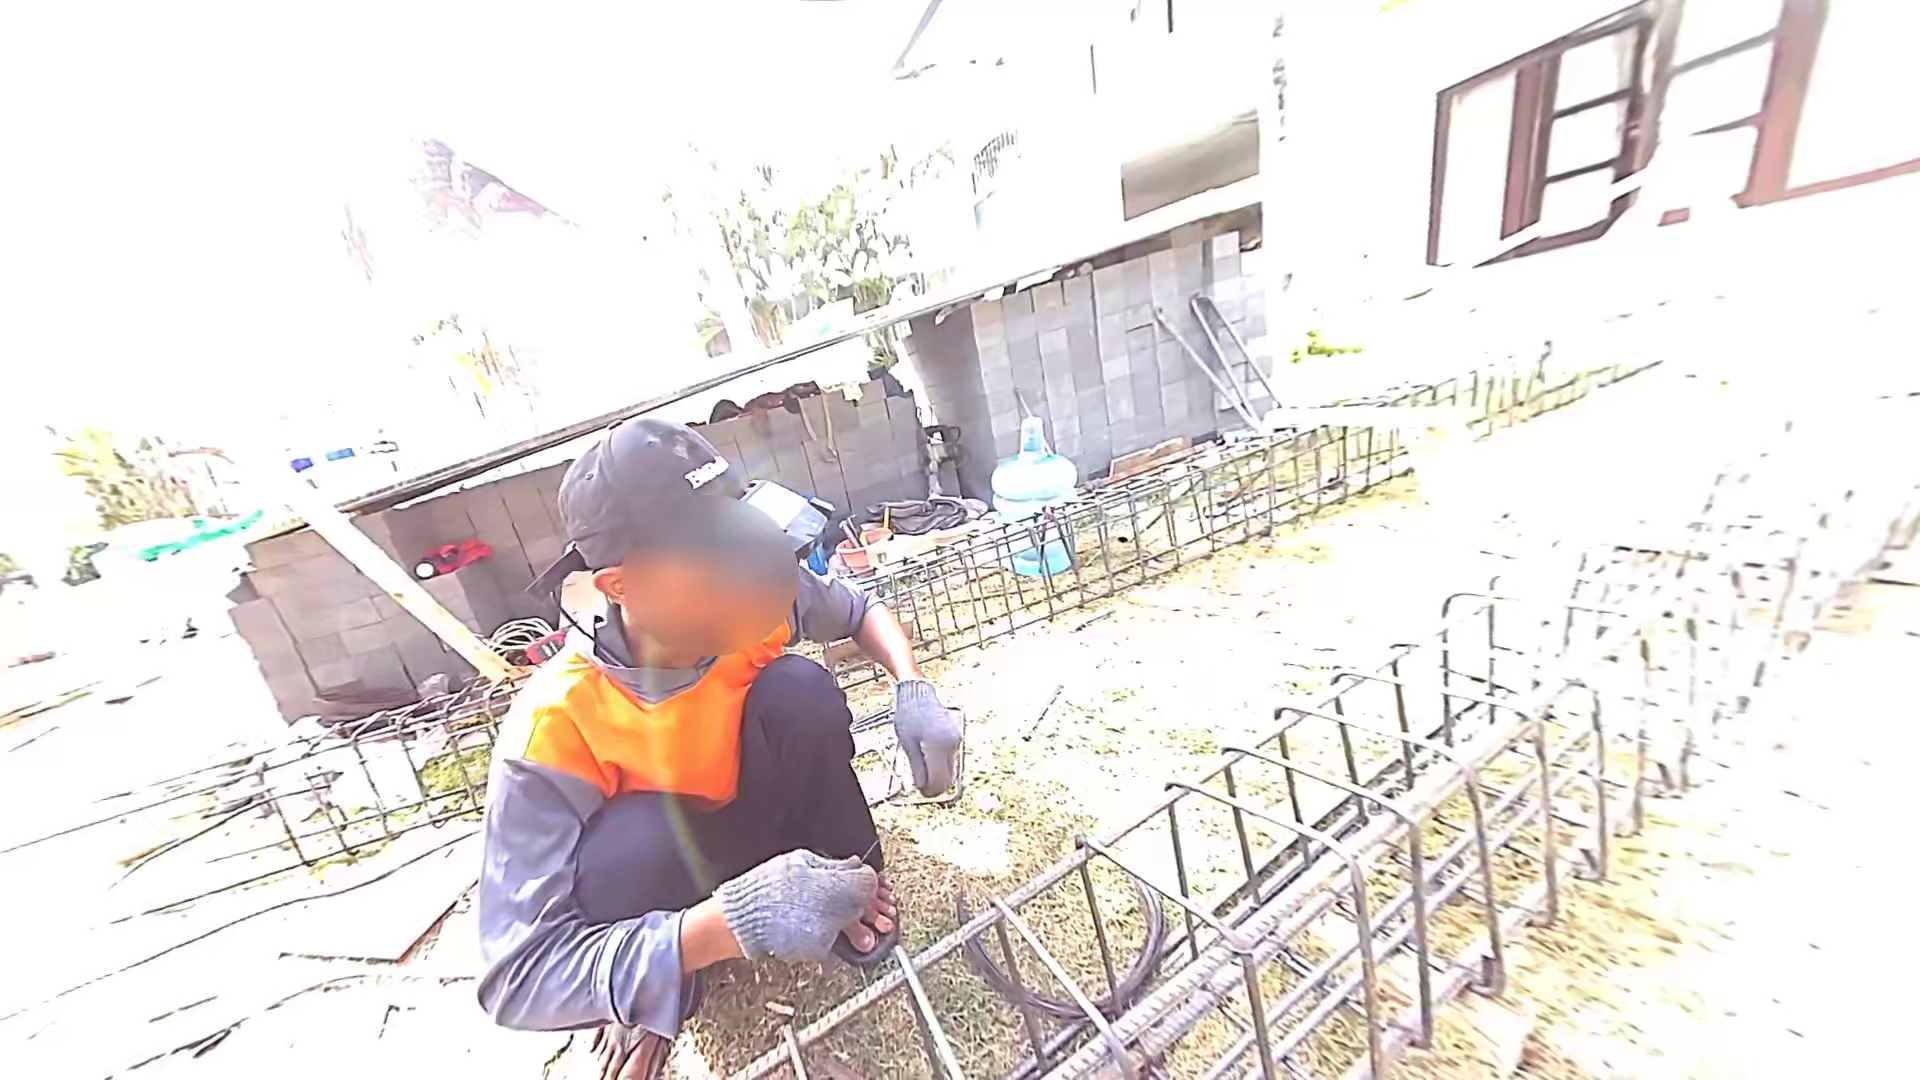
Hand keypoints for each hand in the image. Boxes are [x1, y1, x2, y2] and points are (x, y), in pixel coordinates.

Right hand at [713, 850, 876, 961]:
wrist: (740, 919)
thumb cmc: (768, 885)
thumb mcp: (802, 861)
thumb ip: (832, 865)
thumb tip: (853, 864)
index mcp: (830, 883)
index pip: (865, 881)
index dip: (871, 882)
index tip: (872, 883)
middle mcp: (831, 908)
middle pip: (863, 906)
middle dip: (873, 907)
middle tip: (883, 912)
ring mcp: (824, 931)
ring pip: (852, 925)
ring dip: (863, 927)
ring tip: (871, 935)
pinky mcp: (814, 950)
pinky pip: (833, 939)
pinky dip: (839, 936)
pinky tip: (845, 935)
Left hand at [893, 680, 959, 795]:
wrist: (917, 694)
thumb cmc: (909, 715)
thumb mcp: (908, 744)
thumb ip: (917, 768)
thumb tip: (923, 786)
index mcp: (939, 747)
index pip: (939, 781)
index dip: (930, 791)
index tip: (920, 792)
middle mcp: (952, 744)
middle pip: (948, 777)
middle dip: (936, 786)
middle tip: (922, 787)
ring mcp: (956, 739)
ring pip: (951, 768)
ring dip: (939, 775)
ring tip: (923, 773)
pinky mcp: (955, 736)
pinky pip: (951, 758)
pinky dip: (942, 764)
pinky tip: (930, 761)